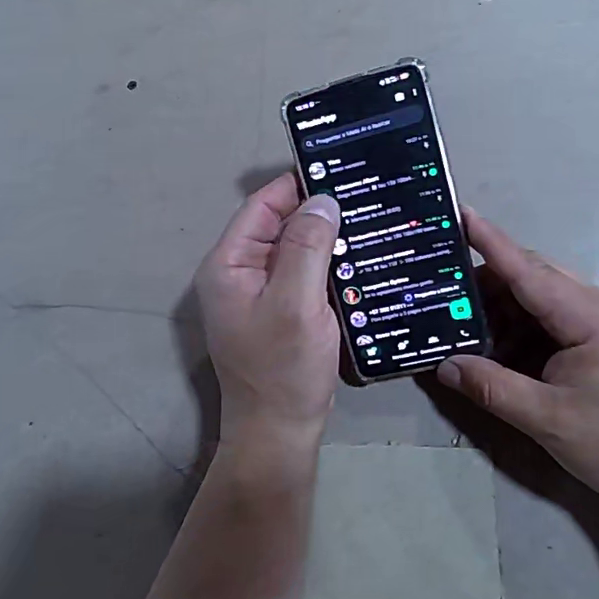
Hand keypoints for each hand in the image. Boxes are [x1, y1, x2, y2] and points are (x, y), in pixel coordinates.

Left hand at [195, 173, 342, 446]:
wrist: (280, 431)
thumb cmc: (283, 369)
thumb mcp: (296, 303)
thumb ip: (306, 247)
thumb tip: (322, 200)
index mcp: (230, 264)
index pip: (262, 207)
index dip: (297, 185)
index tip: (339, 168)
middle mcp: (240, 273)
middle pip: (279, 226)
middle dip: (318, 210)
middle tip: (364, 191)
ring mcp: (261, 294)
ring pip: (296, 250)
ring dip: (326, 238)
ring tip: (368, 216)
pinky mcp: (282, 311)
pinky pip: (304, 275)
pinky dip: (328, 264)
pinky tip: (359, 256)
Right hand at [435, 210, 598, 537]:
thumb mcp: (549, 421)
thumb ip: (492, 388)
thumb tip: (445, 366)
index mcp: (596, 320)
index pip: (530, 272)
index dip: (491, 243)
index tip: (461, 213)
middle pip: (540, 278)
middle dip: (493, 285)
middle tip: (451, 301)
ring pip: (551, 299)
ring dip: (512, 311)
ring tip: (477, 335)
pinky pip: (566, 319)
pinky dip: (533, 328)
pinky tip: (513, 353)